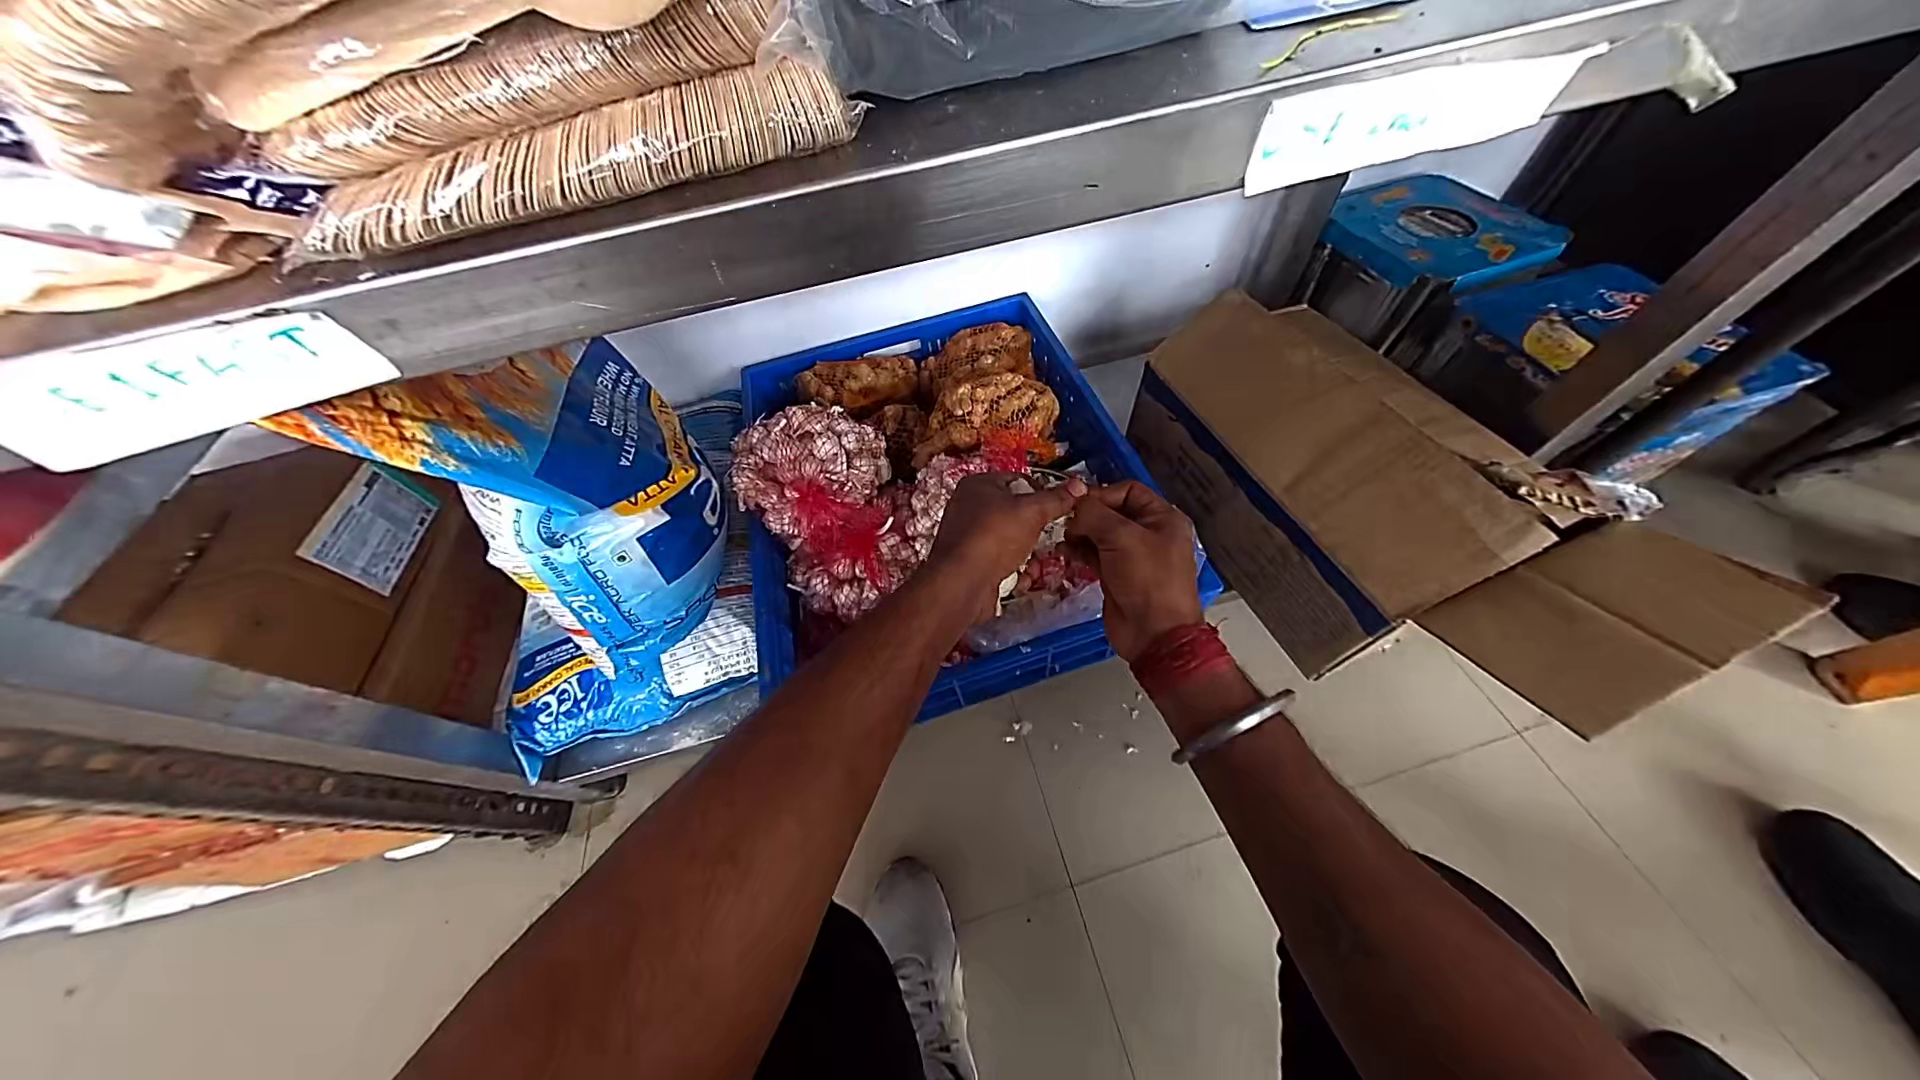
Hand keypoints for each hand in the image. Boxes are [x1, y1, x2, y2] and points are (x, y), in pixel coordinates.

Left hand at [925, 472, 1085, 621]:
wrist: (963, 584)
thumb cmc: (994, 537)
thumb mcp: (1032, 512)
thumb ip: (1056, 499)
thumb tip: (1078, 486)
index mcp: (978, 485)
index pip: (1018, 480)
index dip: (1041, 493)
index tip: (1060, 507)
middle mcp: (969, 508)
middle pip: (1015, 515)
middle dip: (1036, 531)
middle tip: (1050, 539)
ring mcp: (969, 538)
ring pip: (1011, 542)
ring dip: (1028, 556)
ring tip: (1035, 564)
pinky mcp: (972, 565)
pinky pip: (1001, 562)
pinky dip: (1014, 571)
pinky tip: (1022, 578)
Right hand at [1066, 481, 1202, 661]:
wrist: (1154, 634)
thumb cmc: (1147, 580)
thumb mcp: (1122, 537)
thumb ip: (1094, 515)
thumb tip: (1075, 508)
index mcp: (1162, 518)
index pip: (1128, 491)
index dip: (1102, 494)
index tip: (1077, 504)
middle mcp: (1149, 533)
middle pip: (1111, 512)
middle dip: (1087, 516)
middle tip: (1067, 524)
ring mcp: (1132, 556)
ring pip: (1100, 534)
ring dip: (1080, 534)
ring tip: (1065, 540)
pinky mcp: (1117, 575)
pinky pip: (1095, 555)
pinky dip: (1080, 551)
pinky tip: (1065, 553)